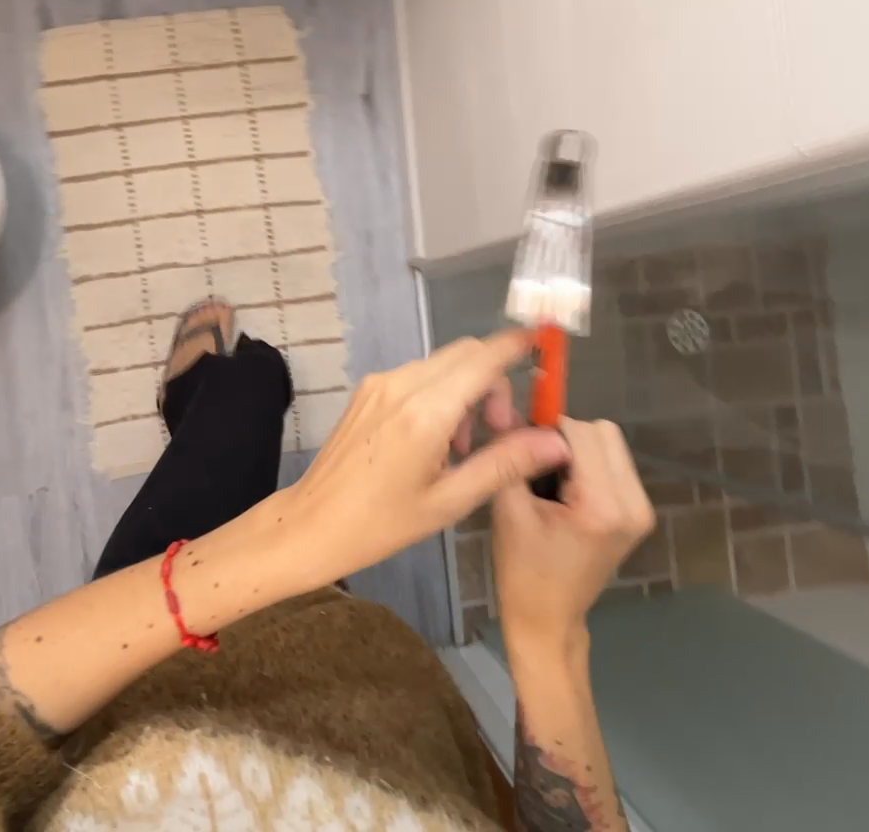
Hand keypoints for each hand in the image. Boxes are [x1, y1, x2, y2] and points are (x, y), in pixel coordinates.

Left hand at [267, 330, 570, 592]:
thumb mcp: (449, 500)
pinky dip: (440, 394)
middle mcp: (402, 384)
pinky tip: (435, 440)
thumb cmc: (382, 523)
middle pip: (465, 354)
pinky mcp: (366, 391)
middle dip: (494, 381)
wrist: (313, 524)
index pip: (483, 358)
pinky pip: (417, 376)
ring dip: (467, 390)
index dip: (517, 346)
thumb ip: (505, 463)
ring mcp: (379, 384)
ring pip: (442, 365)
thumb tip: (555, 441)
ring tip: (464, 447)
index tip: (543, 345)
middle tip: (501, 430)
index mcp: (426, 411)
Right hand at [493, 418, 655, 654]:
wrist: (548, 618)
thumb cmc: (522, 568)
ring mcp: (642, 508)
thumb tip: (513, 411)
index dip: (547, 430)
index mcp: (603, 505)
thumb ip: (514, 456)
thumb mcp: (508, 508)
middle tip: (539, 468)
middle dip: (566, 438)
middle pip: (603, 431)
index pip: (581, 431)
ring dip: (577, 450)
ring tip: (552, 484)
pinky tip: (567, 493)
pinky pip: (614, 462)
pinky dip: (588, 464)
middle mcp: (634, 503)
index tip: (524, 451)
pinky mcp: (640, 512)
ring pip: (610, 443)